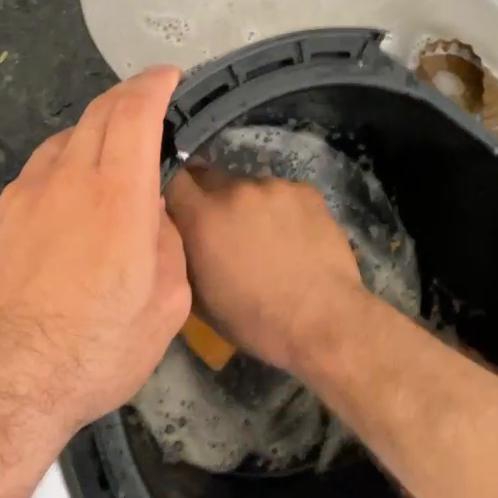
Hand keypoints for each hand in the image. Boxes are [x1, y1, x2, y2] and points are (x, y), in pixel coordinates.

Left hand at [0, 67, 190, 435]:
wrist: (7, 387)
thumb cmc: (97, 350)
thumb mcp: (166, 303)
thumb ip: (165, 241)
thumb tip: (148, 212)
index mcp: (116, 195)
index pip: (135, 112)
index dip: (155, 84)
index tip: (169, 76)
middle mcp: (64, 181)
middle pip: (96, 114)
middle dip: (126, 97)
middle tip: (146, 102)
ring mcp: (19, 198)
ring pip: (58, 144)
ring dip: (88, 138)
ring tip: (104, 163)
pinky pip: (29, 183)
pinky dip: (54, 180)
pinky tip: (59, 216)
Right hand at [164, 167, 370, 372]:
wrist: (323, 320)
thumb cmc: (255, 320)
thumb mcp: (200, 297)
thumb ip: (182, 255)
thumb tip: (177, 234)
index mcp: (203, 216)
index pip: (174, 179)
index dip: (175, 194)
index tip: (180, 211)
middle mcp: (235, 189)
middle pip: (210, 177)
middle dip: (210, 198)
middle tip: (224, 230)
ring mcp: (273, 186)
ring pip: (248, 186)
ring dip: (248, 205)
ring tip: (265, 238)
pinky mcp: (305, 190)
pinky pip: (281, 193)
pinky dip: (281, 209)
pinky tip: (294, 237)